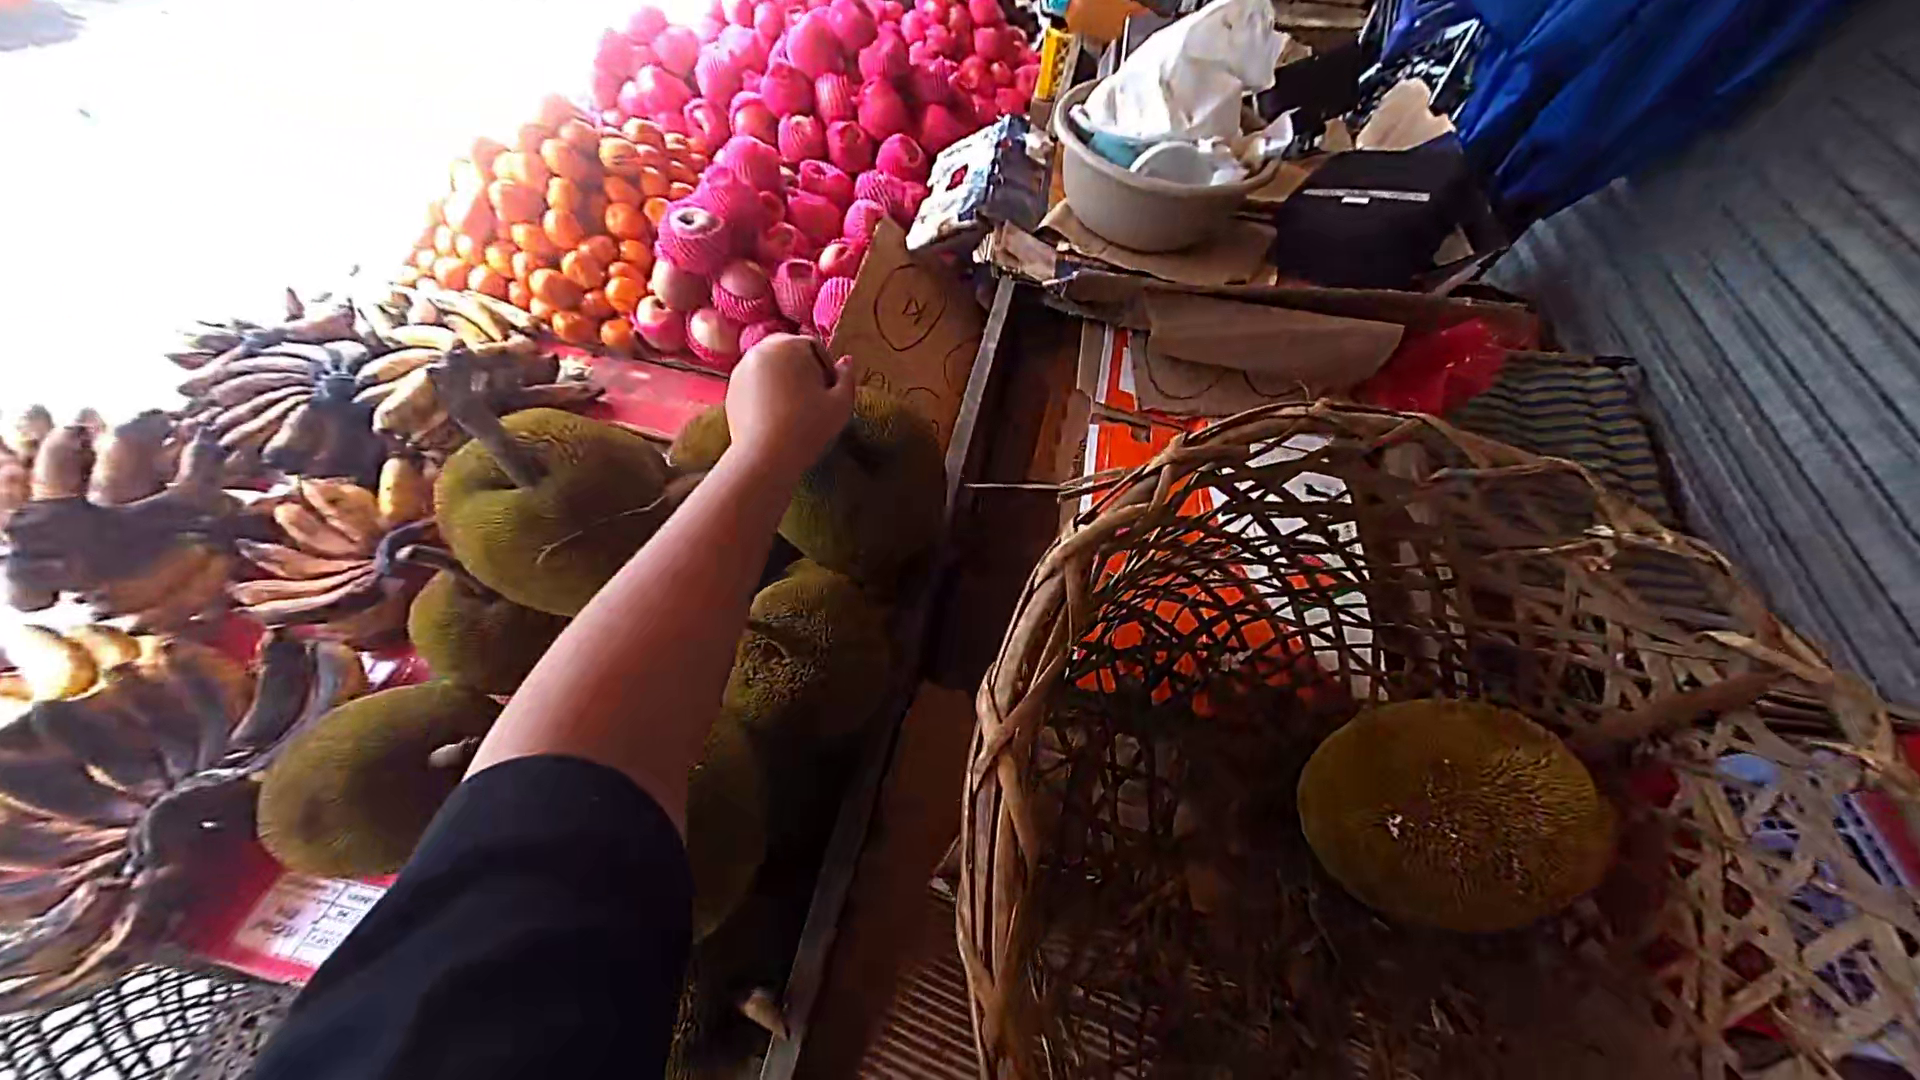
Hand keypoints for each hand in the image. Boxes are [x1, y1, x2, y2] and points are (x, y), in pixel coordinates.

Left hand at [724, 333, 855, 476]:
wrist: (765, 457)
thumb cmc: (808, 428)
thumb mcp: (841, 404)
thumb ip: (847, 377)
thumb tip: (847, 360)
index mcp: (790, 345)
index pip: (816, 348)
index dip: (827, 371)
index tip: (829, 395)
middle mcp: (762, 349)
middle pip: (790, 352)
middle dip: (803, 371)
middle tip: (812, 401)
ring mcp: (742, 368)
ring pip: (772, 367)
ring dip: (784, 380)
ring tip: (793, 410)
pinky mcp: (731, 388)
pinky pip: (756, 382)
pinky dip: (766, 392)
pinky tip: (775, 416)